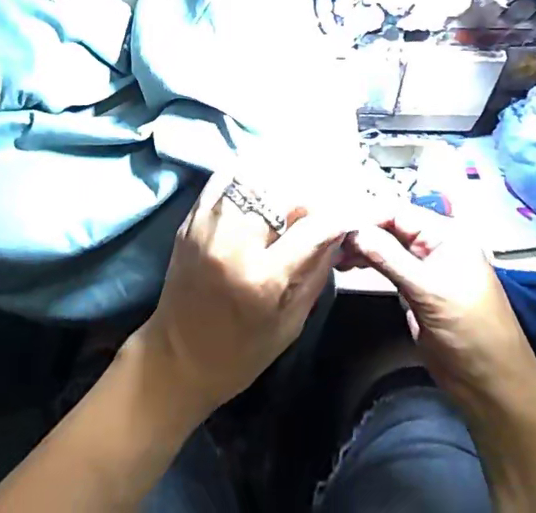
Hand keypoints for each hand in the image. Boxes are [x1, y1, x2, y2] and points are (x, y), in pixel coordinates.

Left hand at [133, 171, 349, 415]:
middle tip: (328, 198)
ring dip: (284, 177)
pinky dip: (252, 174)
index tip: (360, 210)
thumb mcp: (291, 322)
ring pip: (256, 175)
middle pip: (285, 189)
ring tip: (299, 188)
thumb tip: (340, 229)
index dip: (343, 214)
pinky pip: (226, 177)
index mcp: (261, 279)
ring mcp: (207, 226)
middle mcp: (232, 244)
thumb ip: (318, 270)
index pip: (315, 227)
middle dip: (315, 190)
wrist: (175, 360)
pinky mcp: (192, 218)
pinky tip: (267, 183)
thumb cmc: (240, 352)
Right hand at [346, 205, 535, 408]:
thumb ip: (390, 259)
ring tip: (333, 256)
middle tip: (328, 242)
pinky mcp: (418, 291)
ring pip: (388, 248)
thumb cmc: (468, 330)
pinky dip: (370, 265)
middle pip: (392, 227)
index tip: (334, 224)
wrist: (491, 384)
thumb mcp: (428, 291)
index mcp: (446, 235)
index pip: (400, 213)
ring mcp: (426, 269)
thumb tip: (355, 230)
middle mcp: (436, 246)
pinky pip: (390, 269)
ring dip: (362, 248)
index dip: (367, 216)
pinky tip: (349, 267)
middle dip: (362, 231)